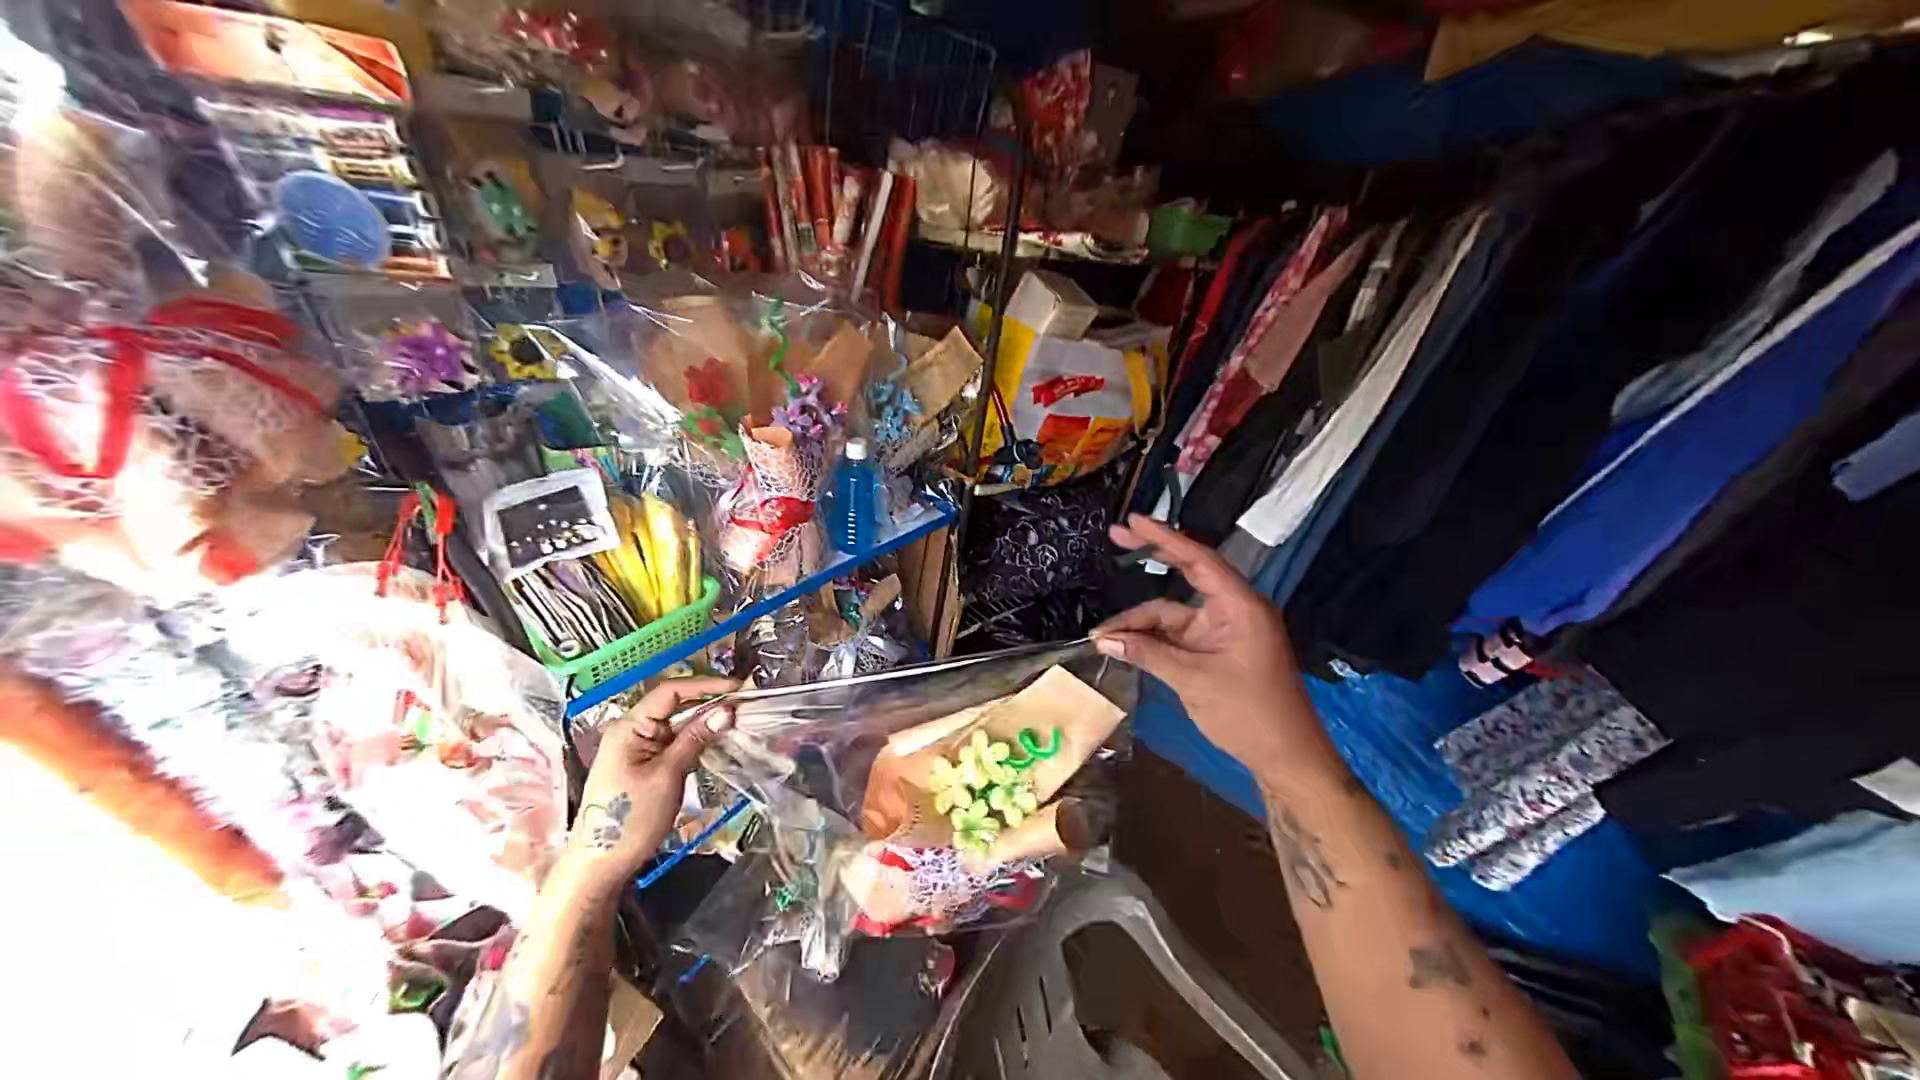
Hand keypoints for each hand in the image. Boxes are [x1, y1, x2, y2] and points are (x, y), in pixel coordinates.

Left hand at [564, 676, 739, 890]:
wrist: (600, 866)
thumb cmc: (630, 819)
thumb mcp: (667, 776)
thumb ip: (696, 739)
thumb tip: (726, 711)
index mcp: (629, 727)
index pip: (670, 692)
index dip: (705, 685)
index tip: (736, 688)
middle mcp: (631, 732)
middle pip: (673, 705)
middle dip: (707, 701)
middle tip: (742, 703)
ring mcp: (636, 749)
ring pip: (675, 724)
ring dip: (703, 721)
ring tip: (735, 720)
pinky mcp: (643, 765)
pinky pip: (673, 742)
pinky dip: (695, 739)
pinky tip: (715, 741)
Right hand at [1095, 515, 1339, 778]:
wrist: (1286, 758)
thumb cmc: (1249, 714)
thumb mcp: (1193, 680)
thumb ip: (1148, 653)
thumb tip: (1103, 639)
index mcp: (1240, 606)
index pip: (1199, 560)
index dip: (1164, 538)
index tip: (1134, 521)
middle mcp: (1233, 610)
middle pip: (1187, 574)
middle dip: (1152, 558)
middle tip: (1116, 536)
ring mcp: (1223, 630)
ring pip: (1173, 613)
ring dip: (1140, 622)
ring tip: (1103, 634)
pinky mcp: (1216, 649)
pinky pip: (1177, 634)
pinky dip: (1152, 639)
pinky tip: (1124, 645)